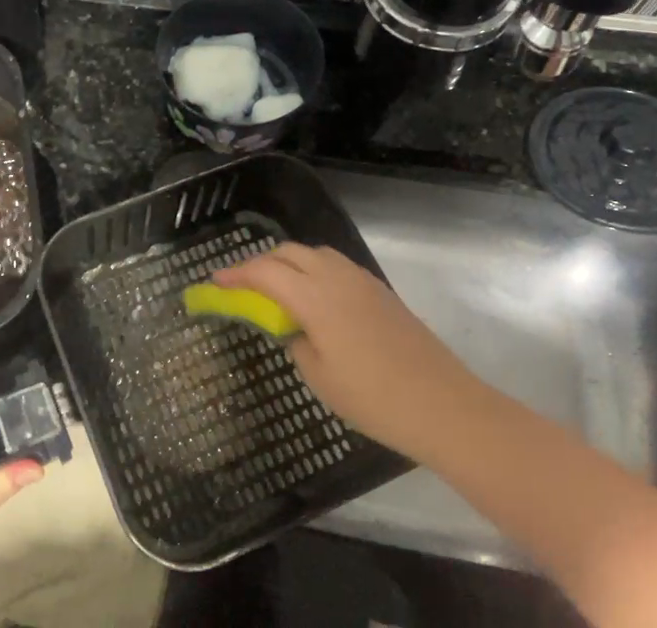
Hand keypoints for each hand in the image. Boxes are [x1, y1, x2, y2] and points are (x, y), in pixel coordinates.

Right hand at [213, 242, 479, 455]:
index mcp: (315, 296)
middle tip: (242, 286)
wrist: (441, 404)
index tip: (214, 281)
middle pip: (289, 253)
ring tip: (276, 290)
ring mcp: (363, 281)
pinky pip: (337, 267)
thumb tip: (290, 325)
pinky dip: (315, 271)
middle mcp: (336, 277)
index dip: (236, 274)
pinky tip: (313, 298)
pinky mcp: (381, 292)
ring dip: (290, 263)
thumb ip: (295, 340)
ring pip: (316, 254)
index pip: (265, 272)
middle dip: (261, 264)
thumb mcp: (318, 375)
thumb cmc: (371, 397)